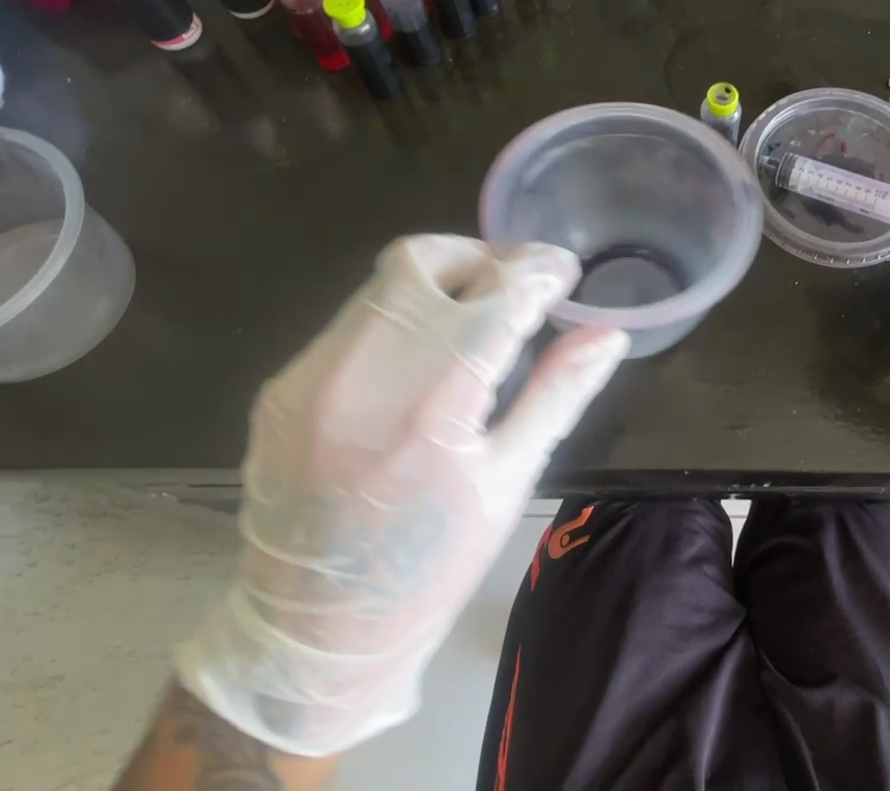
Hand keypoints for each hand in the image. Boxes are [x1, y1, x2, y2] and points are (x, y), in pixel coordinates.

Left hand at [175, 236, 627, 756]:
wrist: (312, 631)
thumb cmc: (432, 564)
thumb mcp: (509, 483)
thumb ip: (557, 395)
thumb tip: (608, 335)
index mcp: (434, 403)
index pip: (495, 297)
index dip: (536, 272)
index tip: (563, 271)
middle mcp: (363, 372)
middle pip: (427, 262)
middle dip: (484, 258)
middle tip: (518, 284)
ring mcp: (311, 376)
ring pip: (383, 283)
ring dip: (441, 281)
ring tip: (475, 313)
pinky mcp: (281, 387)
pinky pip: (352, 322)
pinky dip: (399, 317)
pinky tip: (420, 357)